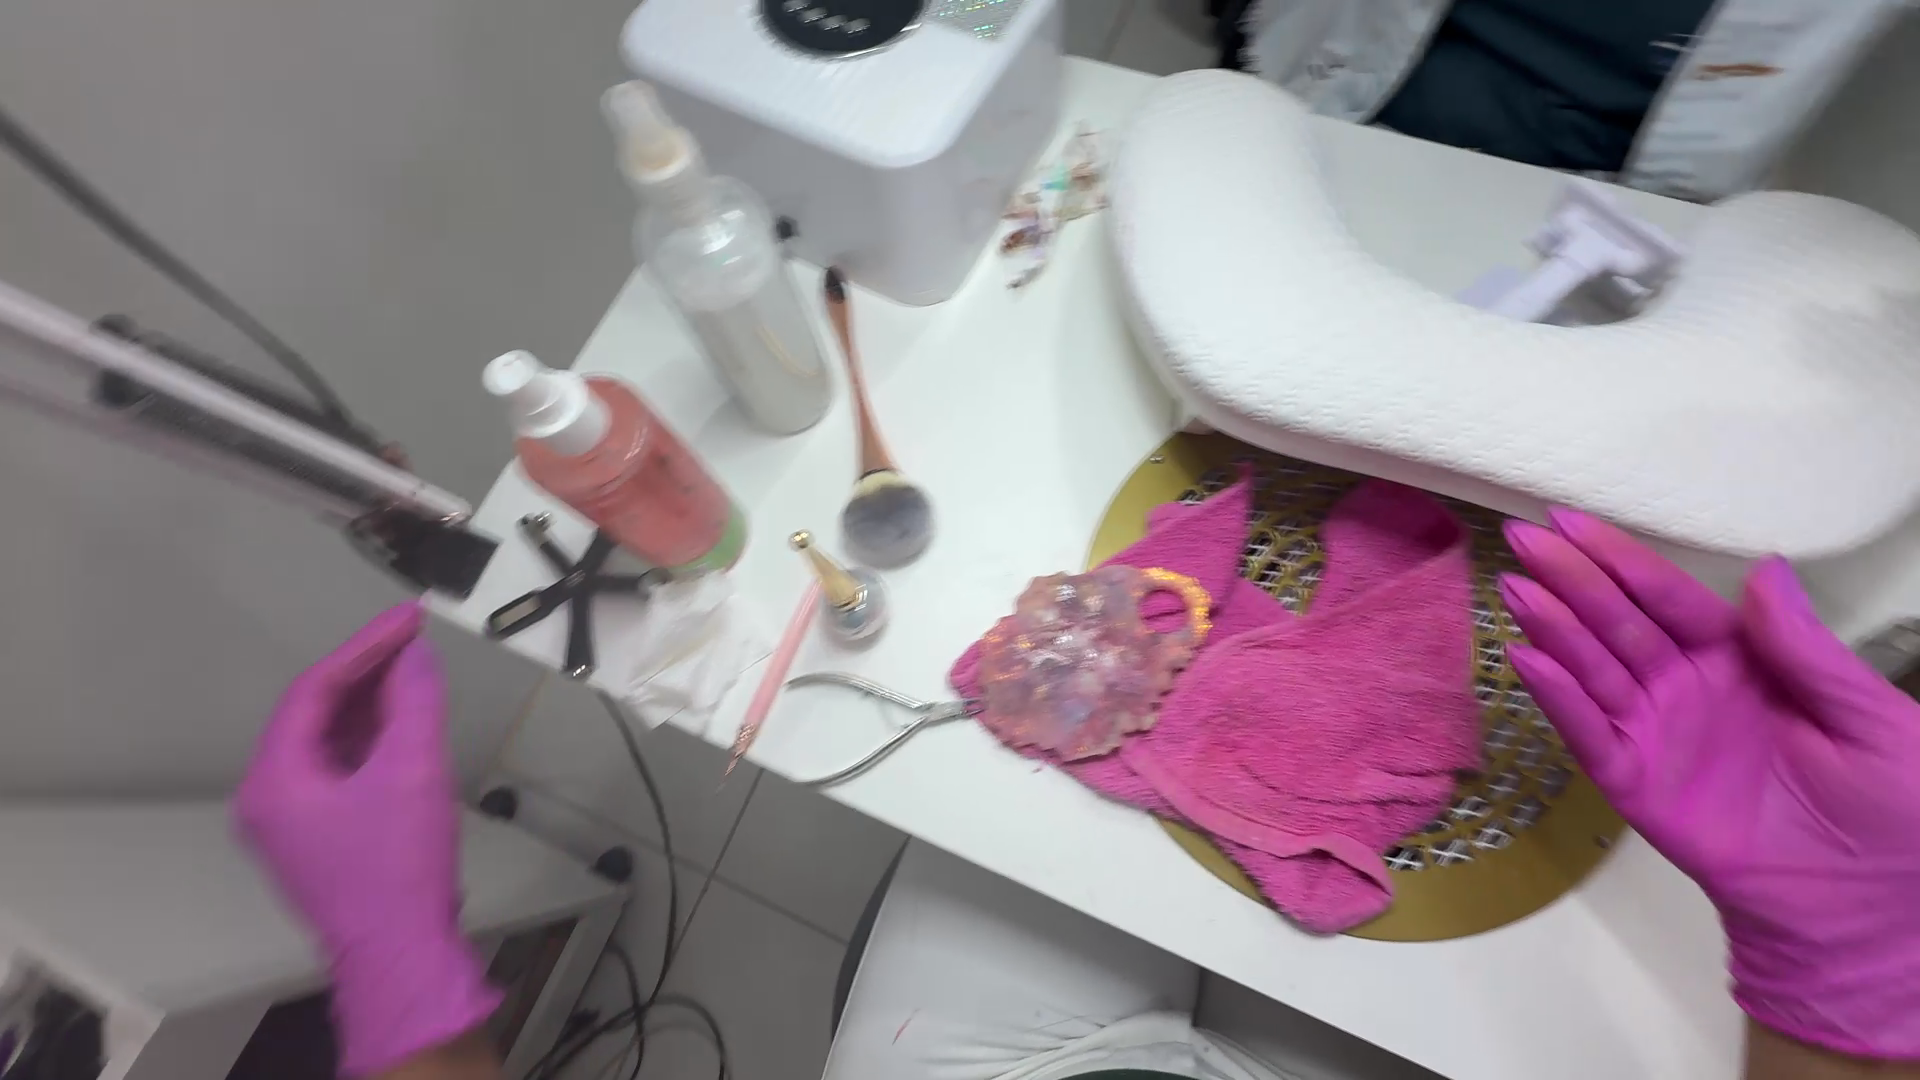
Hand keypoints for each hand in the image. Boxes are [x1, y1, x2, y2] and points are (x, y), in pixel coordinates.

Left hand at [235, 604, 499, 1076]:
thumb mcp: (414, 772)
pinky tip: (409, 717)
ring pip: (333, 738)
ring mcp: (296, 816)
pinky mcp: (326, 830)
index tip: (412, 617)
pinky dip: (377, 733)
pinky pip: (346, 764)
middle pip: (318, 712)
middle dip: (369, 669)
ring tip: (418, 666)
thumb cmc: (398, 859)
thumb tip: (417, 654)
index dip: (365, 647)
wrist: (399, 946)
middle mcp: (272, 793)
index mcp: (276, 778)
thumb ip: (415, 705)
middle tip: (417, 634)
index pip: (315, 691)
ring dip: (375, 700)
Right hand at [1498, 510, 1919, 1061]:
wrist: (1860, 903)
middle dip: (1568, 577)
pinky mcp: (1623, 773)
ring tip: (1516, 588)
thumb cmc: (1891, 810)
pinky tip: (1525, 658)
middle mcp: (1675, 683)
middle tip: (1522, 538)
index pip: (1665, 598)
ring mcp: (1643, 726)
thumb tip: (1764, 571)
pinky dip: (1553, 694)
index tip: (1570, 522)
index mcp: (1732, 660)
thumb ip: (1809, 651)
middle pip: (1613, 621)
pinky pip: (1583, 728)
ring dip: (1550, 626)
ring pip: (1588, 665)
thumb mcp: (1877, 723)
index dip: (1620, 558)